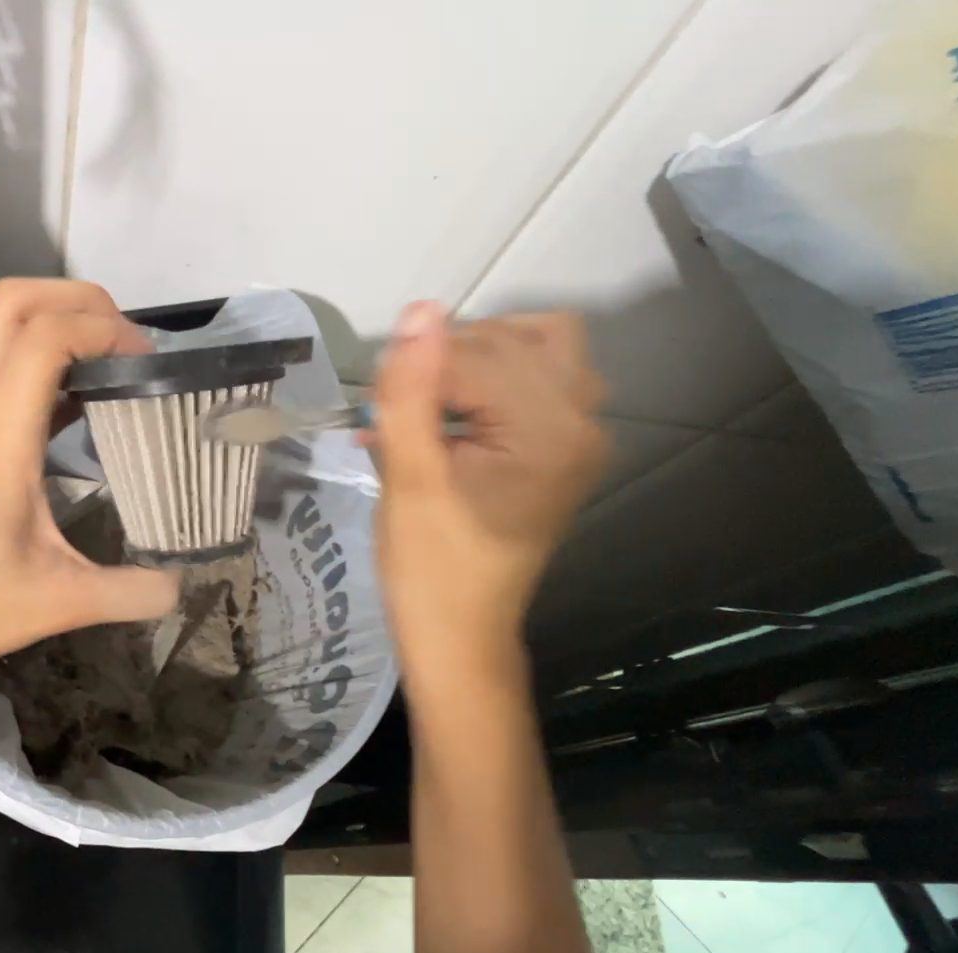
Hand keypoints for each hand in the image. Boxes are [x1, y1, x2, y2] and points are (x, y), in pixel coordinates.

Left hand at [0, 279, 179, 685]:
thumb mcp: (65, 604)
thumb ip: (132, 593)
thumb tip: (183, 583)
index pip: (41, 341)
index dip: (100, 329)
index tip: (146, 364)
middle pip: (9, 304)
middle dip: (76, 299)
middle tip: (128, 341)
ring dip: (56, 320)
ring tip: (111, 362)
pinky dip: (41, 356)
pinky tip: (81, 397)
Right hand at [368, 302, 606, 672]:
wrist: (459, 636)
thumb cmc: (429, 568)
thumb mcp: (409, 479)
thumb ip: (412, 393)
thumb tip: (419, 311)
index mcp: (550, 431)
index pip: (480, 354)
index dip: (418, 367)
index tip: (375, 404)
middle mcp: (583, 423)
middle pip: (520, 337)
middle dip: (449, 358)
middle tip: (395, 404)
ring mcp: (579, 439)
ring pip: (533, 353)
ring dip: (471, 365)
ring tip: (419, 409)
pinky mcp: (562, 453)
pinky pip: (532, 387)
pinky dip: (484, 390)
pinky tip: (435, 425)